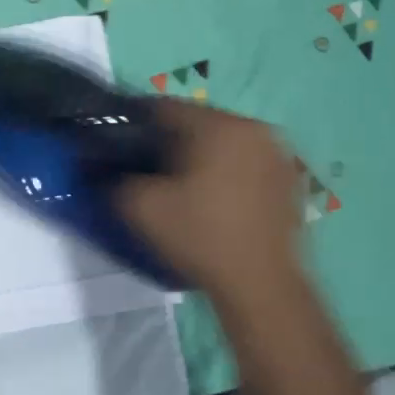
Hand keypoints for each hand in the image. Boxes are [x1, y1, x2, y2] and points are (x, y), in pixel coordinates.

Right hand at [114, 100, 302, 302]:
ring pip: (222, 143)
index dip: (131, 122)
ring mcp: (279, 155)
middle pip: (195, 122)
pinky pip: (244, 163)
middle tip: (140, 164)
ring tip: (173, 183)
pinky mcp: (290, 181)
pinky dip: (222, 171)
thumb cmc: (199, 236)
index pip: (162, 107)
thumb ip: (114, 177)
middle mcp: (255, 130)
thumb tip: (104, 167)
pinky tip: (206, 198)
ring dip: (195, 155)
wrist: (261, 286)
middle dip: (165, 139)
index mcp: (221, 126)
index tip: (113, 142)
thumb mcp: (139, 206)